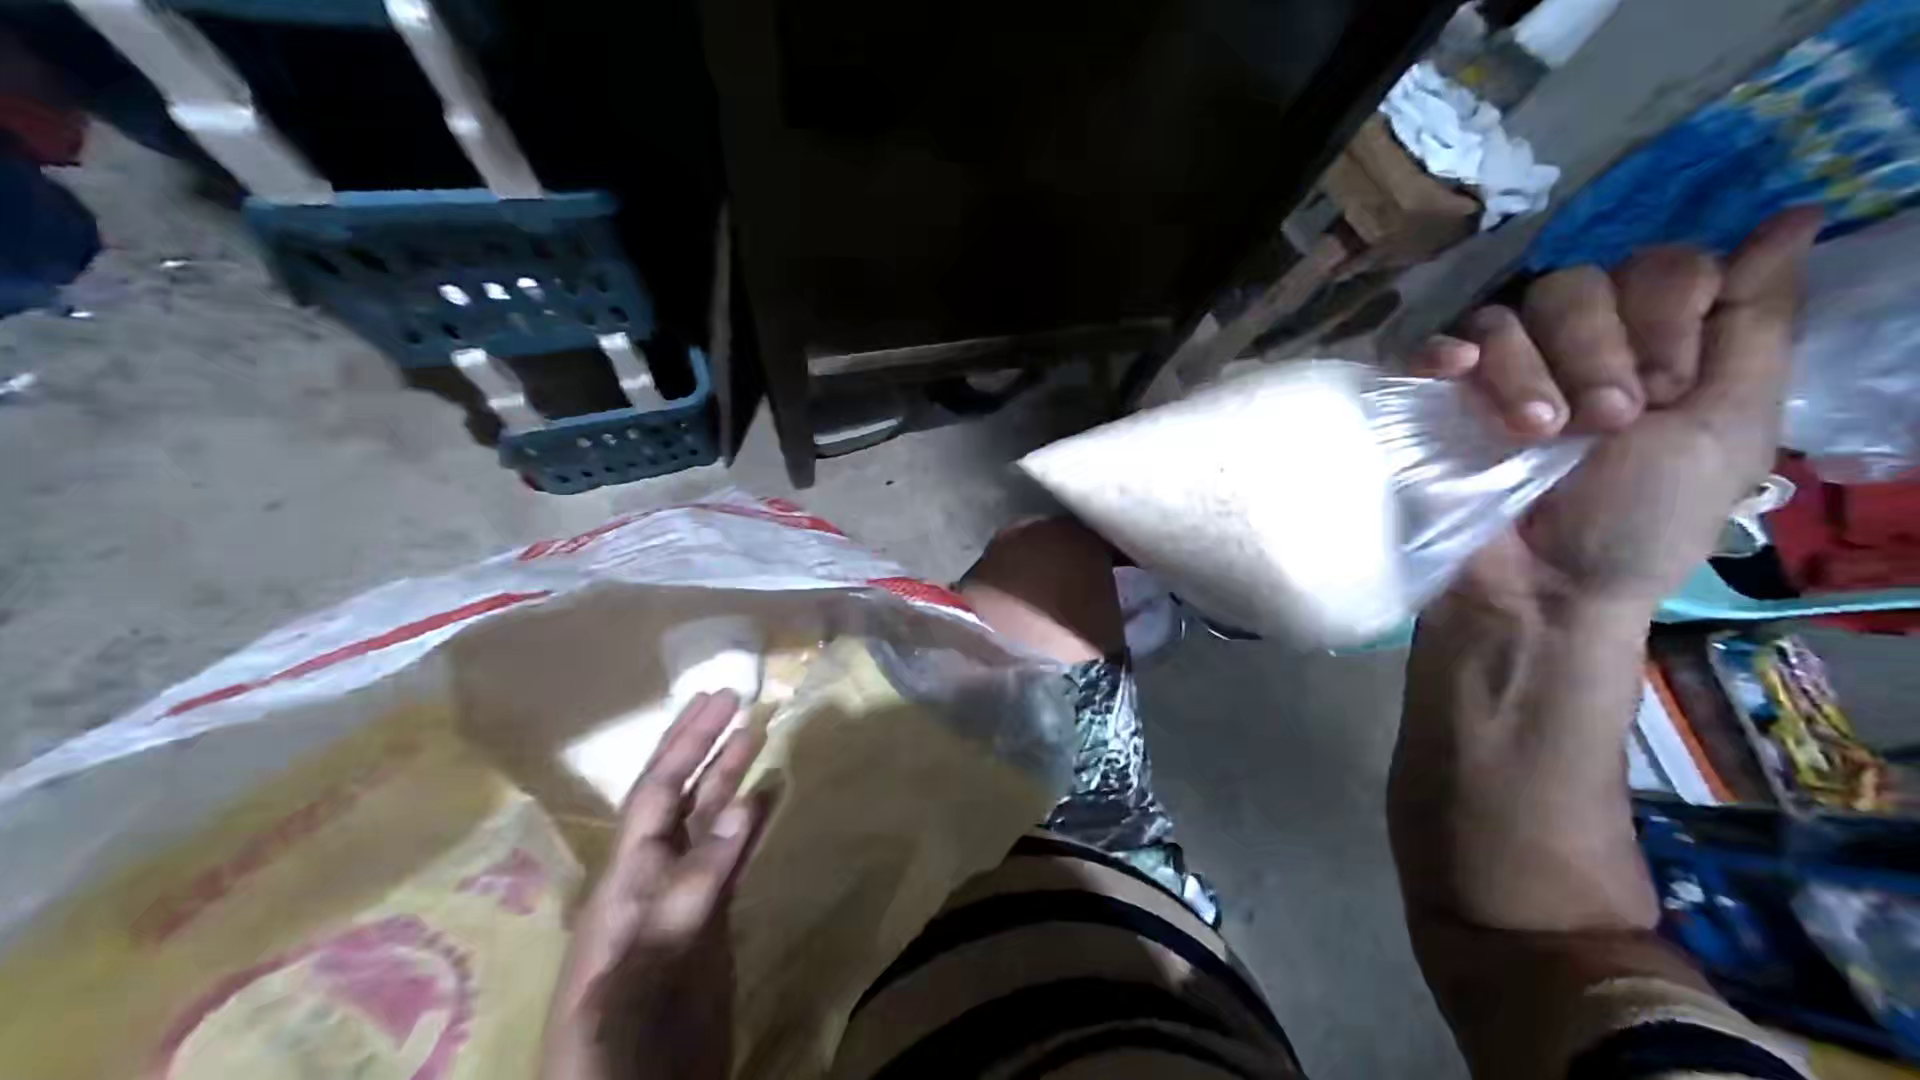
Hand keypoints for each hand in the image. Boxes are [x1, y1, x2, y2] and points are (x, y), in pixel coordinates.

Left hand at [541, 691, 768, 1079]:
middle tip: (736, 697)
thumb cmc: (611, 1053)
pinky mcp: (711, 926)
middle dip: (704, 744)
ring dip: (732, 775)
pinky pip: (735, 859)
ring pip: (710, 822)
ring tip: (758, 732)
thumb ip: (689, 890)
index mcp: (624, 883)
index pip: (655, 795)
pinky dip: (754, 823)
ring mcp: (684, 902)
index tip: (717, 702)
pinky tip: (771, 799)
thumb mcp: (642, 970)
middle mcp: (652, 880)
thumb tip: (744, 806)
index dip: (684, 744)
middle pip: (681, 797)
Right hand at [1413, 208, 1823, 619]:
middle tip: (1601, 424)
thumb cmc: (1639, 520)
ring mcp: (1495, 373)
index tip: (1664, 392)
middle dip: (1597, 351)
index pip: (1660, 269)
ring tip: (1533, 434)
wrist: (1537, 585)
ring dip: (1528, 369)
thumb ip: (1756, 326)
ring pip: (1506, 315)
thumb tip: (1793, 215)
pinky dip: (1445, 348)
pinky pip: (1435, 343)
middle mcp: (1571, 349)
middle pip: (1578, 284)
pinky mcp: (1434, 398)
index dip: (1666, 314)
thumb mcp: (1727, 427)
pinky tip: (1454, 370)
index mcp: (1651, 348)